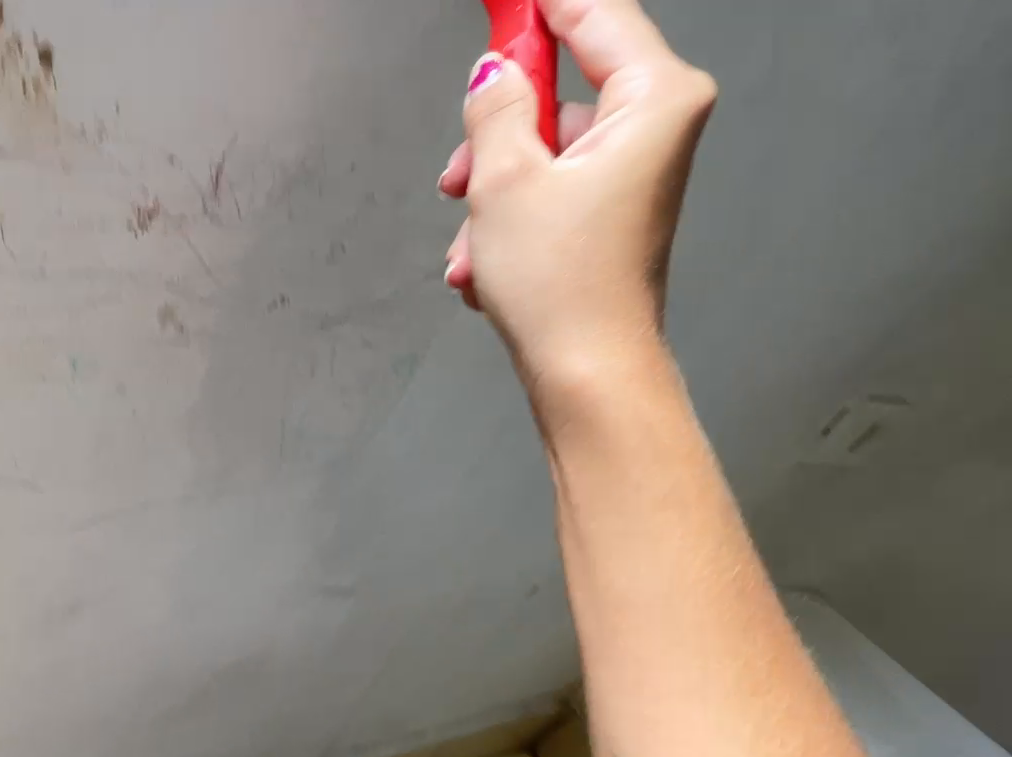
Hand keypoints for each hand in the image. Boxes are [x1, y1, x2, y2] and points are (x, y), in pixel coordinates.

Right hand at [439, 0, 716, 398]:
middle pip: (556, 94)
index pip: (594, 15)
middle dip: (492, 140)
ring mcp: (629, 172)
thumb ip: (494, 111)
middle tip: (457, 174)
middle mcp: (653, 127)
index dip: (539, 6)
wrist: (582, 365)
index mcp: (653, 99)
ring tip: (473, 246)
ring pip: (538, 152)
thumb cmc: (558, 280)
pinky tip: (485, 261)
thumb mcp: (503, 181)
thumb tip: (490, 72)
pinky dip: (504, 221)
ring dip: (488, 197)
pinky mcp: (605, 210)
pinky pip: (543, 190)